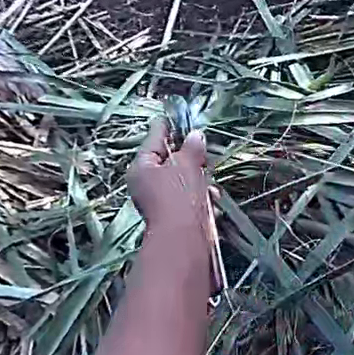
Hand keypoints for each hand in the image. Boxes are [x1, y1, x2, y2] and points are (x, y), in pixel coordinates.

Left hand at [128, 117, 212, 244]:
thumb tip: (196, 135)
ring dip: (199, 180)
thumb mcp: (187, 166)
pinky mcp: (173, 215)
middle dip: (189, 158)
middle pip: (169, 161)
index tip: (173, 116)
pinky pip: (188, 198)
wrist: (184, 239)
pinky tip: (211, 198)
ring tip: (210, 183)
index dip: (167, 127)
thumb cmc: (180, 196)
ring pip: (182, 180)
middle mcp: (146, 183)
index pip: (155, 139)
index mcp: (141, 167)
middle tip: (202, 151)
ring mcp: (159, 200)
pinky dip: (200, 196)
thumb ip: (192, 148)